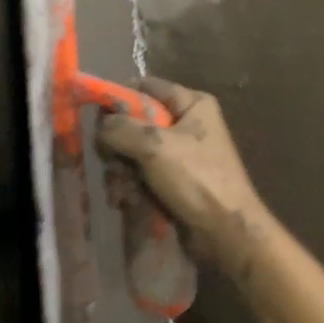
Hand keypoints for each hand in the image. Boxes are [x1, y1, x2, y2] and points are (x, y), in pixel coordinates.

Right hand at [96, 77, 270, 274]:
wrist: (227, 235)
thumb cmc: (196, 180)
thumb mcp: (154, 145)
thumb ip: (119, 127)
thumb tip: (99, 125)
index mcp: (192, 104)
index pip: (144, 87)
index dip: (117, 99)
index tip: (96, 119)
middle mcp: (186, 124)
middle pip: (134, 122)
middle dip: (118, 145)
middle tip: (111, 162)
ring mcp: (180, 154)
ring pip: (133, 152)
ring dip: (121, 171)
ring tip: (120, 190)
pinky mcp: (174, 180)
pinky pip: (141, 174)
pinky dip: (131, 186)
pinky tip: (127, 200)